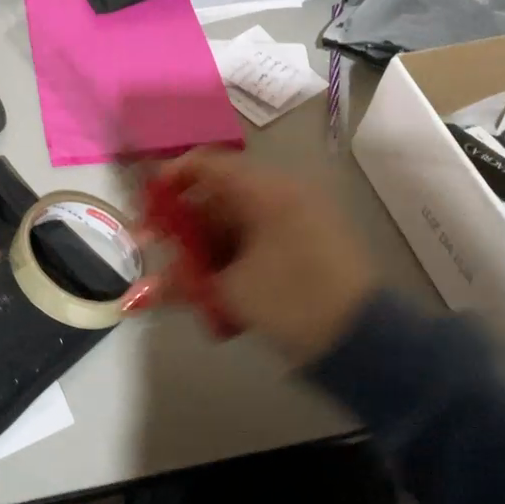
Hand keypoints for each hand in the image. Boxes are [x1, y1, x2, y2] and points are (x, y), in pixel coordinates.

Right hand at [152, 150, 375, 364]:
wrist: (366, 339)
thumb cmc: (296, 300)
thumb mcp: (234, 292)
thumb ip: (182, 285)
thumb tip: (137, 293)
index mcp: (266, 190)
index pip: (207, 164)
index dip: (170, 181)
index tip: (147, 212)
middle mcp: (281, 195)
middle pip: (218, 198)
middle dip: (185, 231)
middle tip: (161, 260)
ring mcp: (297, 219)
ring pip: (235, 226)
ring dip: (208, 255)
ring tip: (191, 292)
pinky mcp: (306, 245)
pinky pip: (257, 243)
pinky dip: (234, 265)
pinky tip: (222, 301)